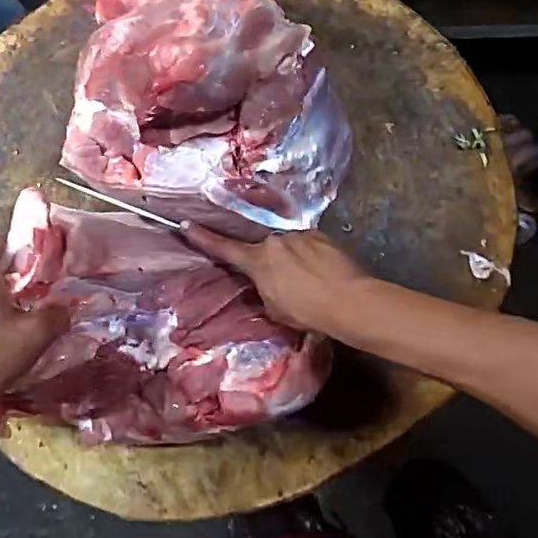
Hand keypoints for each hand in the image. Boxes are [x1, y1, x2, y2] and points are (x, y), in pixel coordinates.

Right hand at [181, 224, 372, 331]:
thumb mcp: (275, 309)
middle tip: (287, 282)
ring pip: (288, 246)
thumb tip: (264, 283)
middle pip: (264, 249)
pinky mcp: (320, 234)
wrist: (351, 301)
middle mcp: (274, 241)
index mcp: (257, 260)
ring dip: (293, 259)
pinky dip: (311, 256)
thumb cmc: (309, 312)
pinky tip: (323, 271)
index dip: (203, 238)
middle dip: (270, 263)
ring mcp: (298, 234)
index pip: (224, 248)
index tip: (186, 225)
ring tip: (311, 280)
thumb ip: (262, 291)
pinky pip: (307, 243)